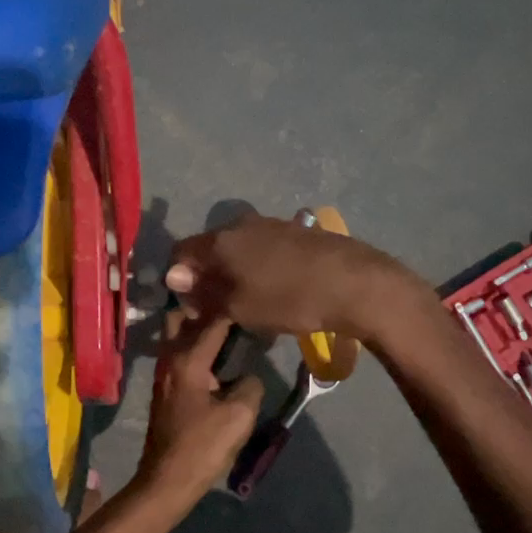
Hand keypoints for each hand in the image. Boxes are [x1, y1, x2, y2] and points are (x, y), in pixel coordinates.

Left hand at [137, 314, 263, 501]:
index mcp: (187, 359)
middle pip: (182, 318)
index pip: (212, 320)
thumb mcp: (239, 416)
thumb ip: (250, 386)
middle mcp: (170, 359)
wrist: (167, 479)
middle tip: (234, 313)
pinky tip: (219, 362)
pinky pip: (180, 356)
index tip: (254, 300)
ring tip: (232, 333)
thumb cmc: (202, 446)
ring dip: (199, 330)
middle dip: (205, 310)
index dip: (234, 308)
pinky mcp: (165, 389)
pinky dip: (196, 349)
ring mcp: (163, 374)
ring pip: (178, 337)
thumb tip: (249, 375)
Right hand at [166, 213, 415, 338]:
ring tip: (247, 301)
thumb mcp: (238, 306)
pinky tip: (274, 289)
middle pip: (208, 248)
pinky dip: (257, 267)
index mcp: (220, 239)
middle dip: (206, 276)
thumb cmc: (289, 299)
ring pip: (236, 248)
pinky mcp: (296, 231)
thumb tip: (173, 275)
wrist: (358, 285)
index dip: (177, 279)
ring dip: (233, 272)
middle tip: (216, 308)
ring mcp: (271, 224)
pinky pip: (261, 249)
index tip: (190, 306)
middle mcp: (240, 224)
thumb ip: (202, 291)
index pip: (179, 252)